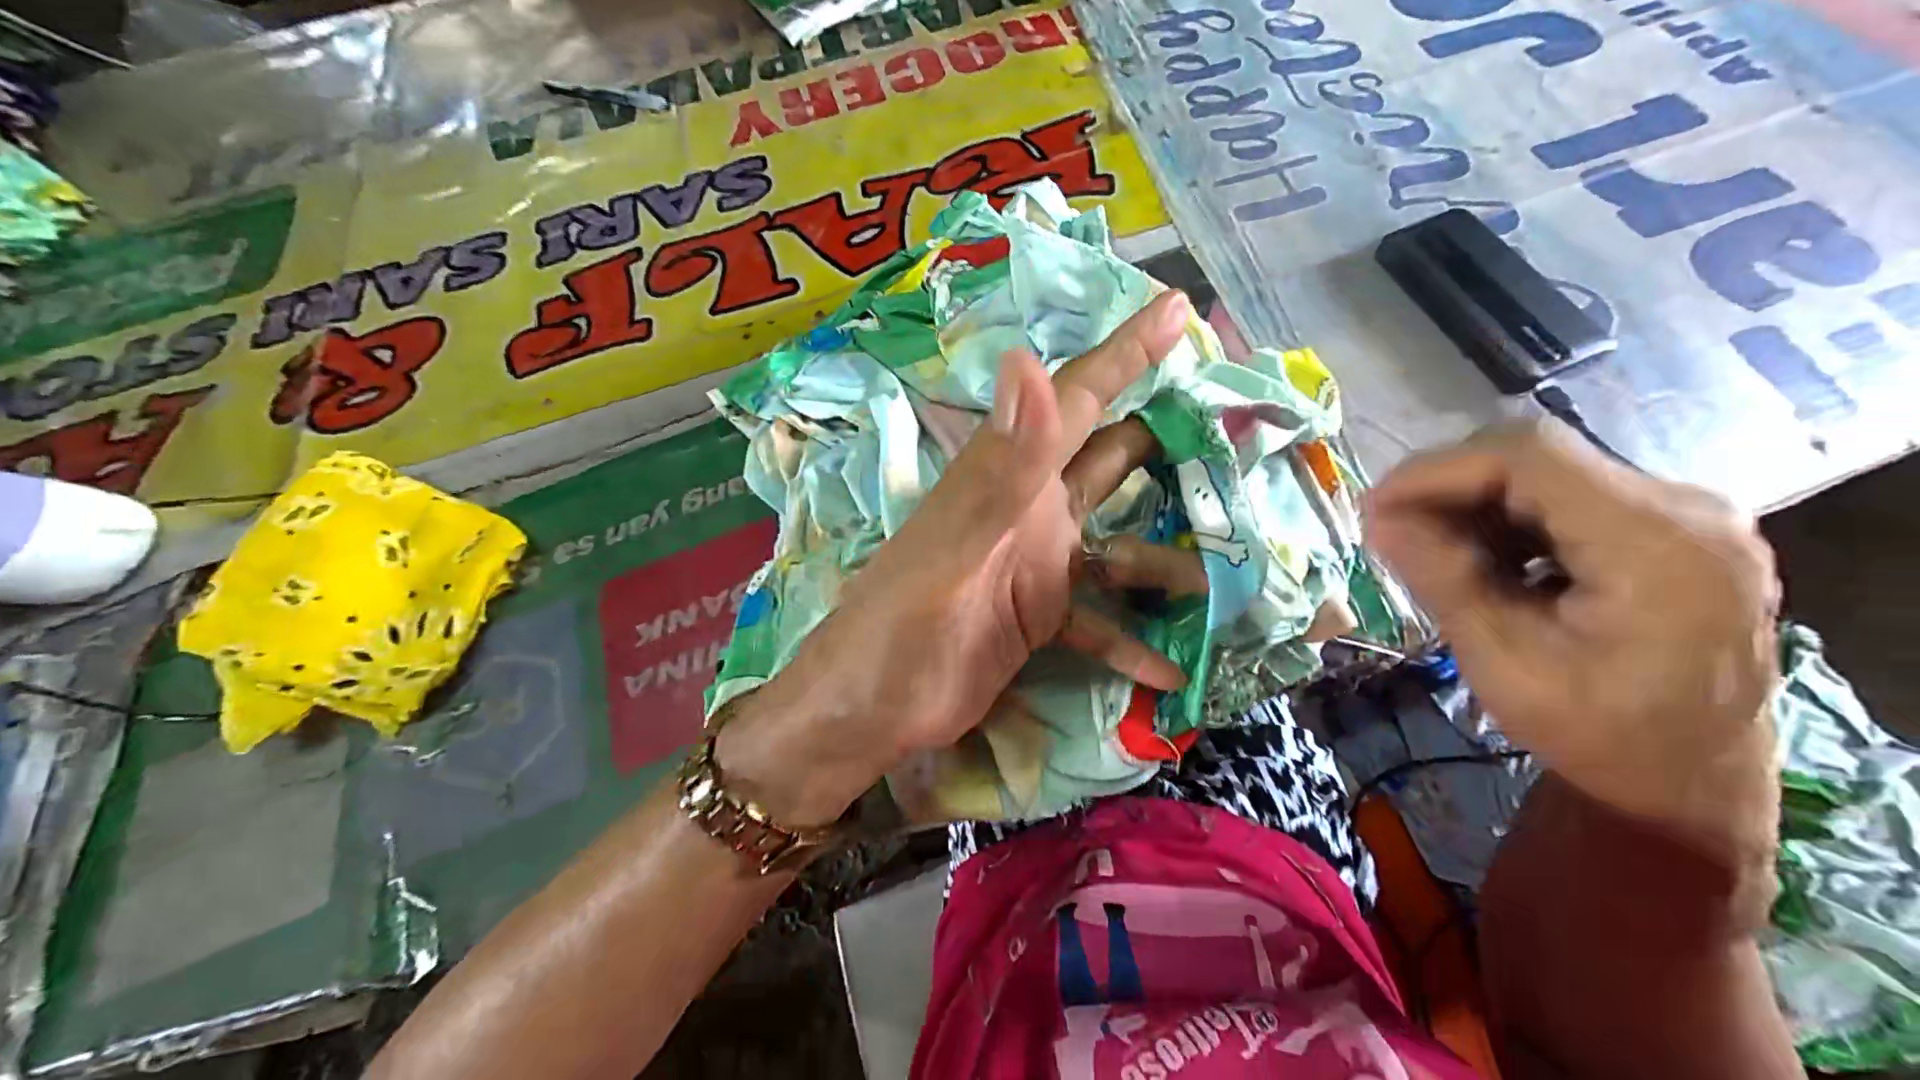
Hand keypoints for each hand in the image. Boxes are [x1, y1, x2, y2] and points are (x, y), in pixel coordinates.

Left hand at [717, 291, 1195, 824]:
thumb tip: (1030, 360)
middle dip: (1169, 445)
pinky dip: (1134, 642)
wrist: (866, 712)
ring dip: (1170, 563)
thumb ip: (1004, 467)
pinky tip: (1173, 669)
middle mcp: (1030, 513)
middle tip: (1240, 436)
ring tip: (1233, 580)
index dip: (1124, 354)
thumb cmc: (901, 630)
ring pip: (1120, 548)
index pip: (1075, 400)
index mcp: (1010, 480)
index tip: (1177, 309)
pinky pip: (1100, 622)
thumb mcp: (958, 547)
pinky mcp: (1038, 620)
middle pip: (1109, 462)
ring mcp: (1037, 568)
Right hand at [1363, 421, 1781, 865]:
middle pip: (1539, 456)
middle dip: (1449, 485)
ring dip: (1474, 501)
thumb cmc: (1597, 735)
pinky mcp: (1671, 530)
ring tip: (1429, 549)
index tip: (1375, 508)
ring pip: (1549, 472)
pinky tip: (1482, 558)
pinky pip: (1570, 496)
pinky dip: (1508, 516)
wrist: (1689, 782)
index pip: (1530, 458)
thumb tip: (1378, 519)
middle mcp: (1687, 510)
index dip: (1438, 470)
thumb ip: (1444, 581)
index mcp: (1658, 545)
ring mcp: (1686, 516)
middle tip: (1391, 529)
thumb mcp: (1504, 663)